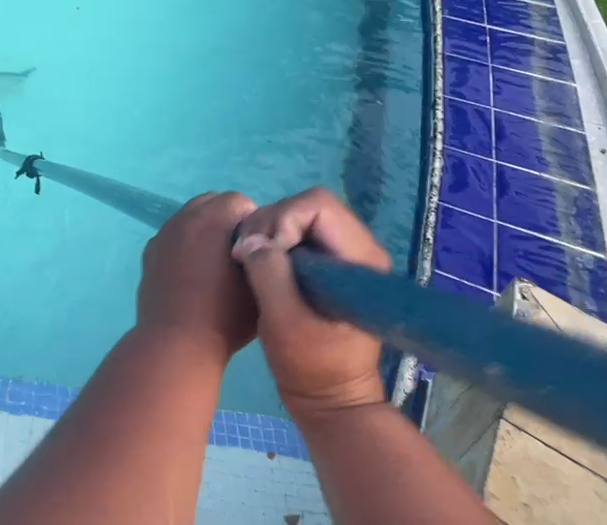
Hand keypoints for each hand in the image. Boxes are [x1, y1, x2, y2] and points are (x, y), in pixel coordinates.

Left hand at [136, 191, 258, 360]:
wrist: (177, 342)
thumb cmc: (225, 315)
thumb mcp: (259, 283)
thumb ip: (263, 252)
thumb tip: (259, 242)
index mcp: (211, 219)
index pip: (239, 200)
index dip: (253, 221)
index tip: (259, 247)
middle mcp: (183, 218)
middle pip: (211, 202)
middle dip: (228, 219)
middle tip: (240, 252)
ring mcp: (162, 234)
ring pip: (190, 218)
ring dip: (205, 230)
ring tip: (215, 264)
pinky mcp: (150, 251)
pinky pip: (173, 236)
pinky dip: (185, 244)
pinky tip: (192, 274)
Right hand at [230, 187, 391, 420]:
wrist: (330, 401)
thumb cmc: (311, 368)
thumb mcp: (283, 324)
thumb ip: (269, 275)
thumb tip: (251, 239)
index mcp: (360, 260)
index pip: (319, 205)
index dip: (283, 218)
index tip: (260, 250)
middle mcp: (358, 248)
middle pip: (307, 205)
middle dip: (270, 222)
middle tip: (245, 253)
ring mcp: (343, 254)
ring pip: (298, 214)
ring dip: (267, 230)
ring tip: (247, 259)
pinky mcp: (327, 263)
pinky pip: (295, 231)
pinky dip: (271, 240)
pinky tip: (257, 263)